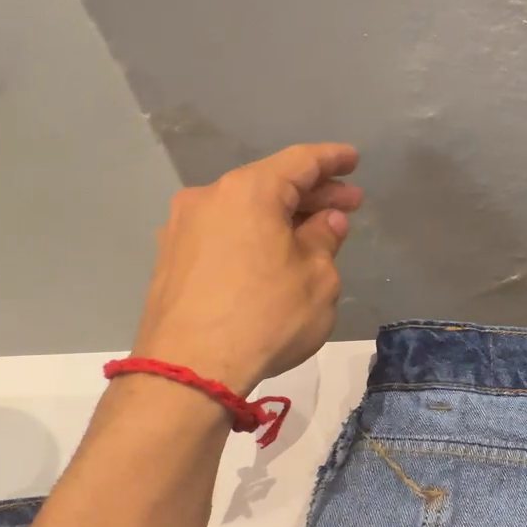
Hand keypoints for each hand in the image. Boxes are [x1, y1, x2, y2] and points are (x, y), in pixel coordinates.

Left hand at [131, 143, 363, 394]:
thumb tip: (326, 220)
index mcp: (248, 193)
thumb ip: (324, 240)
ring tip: (317, 232)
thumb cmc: (266, 316)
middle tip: (350, 204)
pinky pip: (226, 232)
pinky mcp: (173, 259)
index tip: (353, 159)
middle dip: (313, 193)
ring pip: (246, 210)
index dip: (331, 159)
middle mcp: (210, 198)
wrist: (190, 368)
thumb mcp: (317, 278)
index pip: (298, 162)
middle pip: (270, 184)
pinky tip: (277, 254)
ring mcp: (184, 228)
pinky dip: (257, 234)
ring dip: (284, 216)